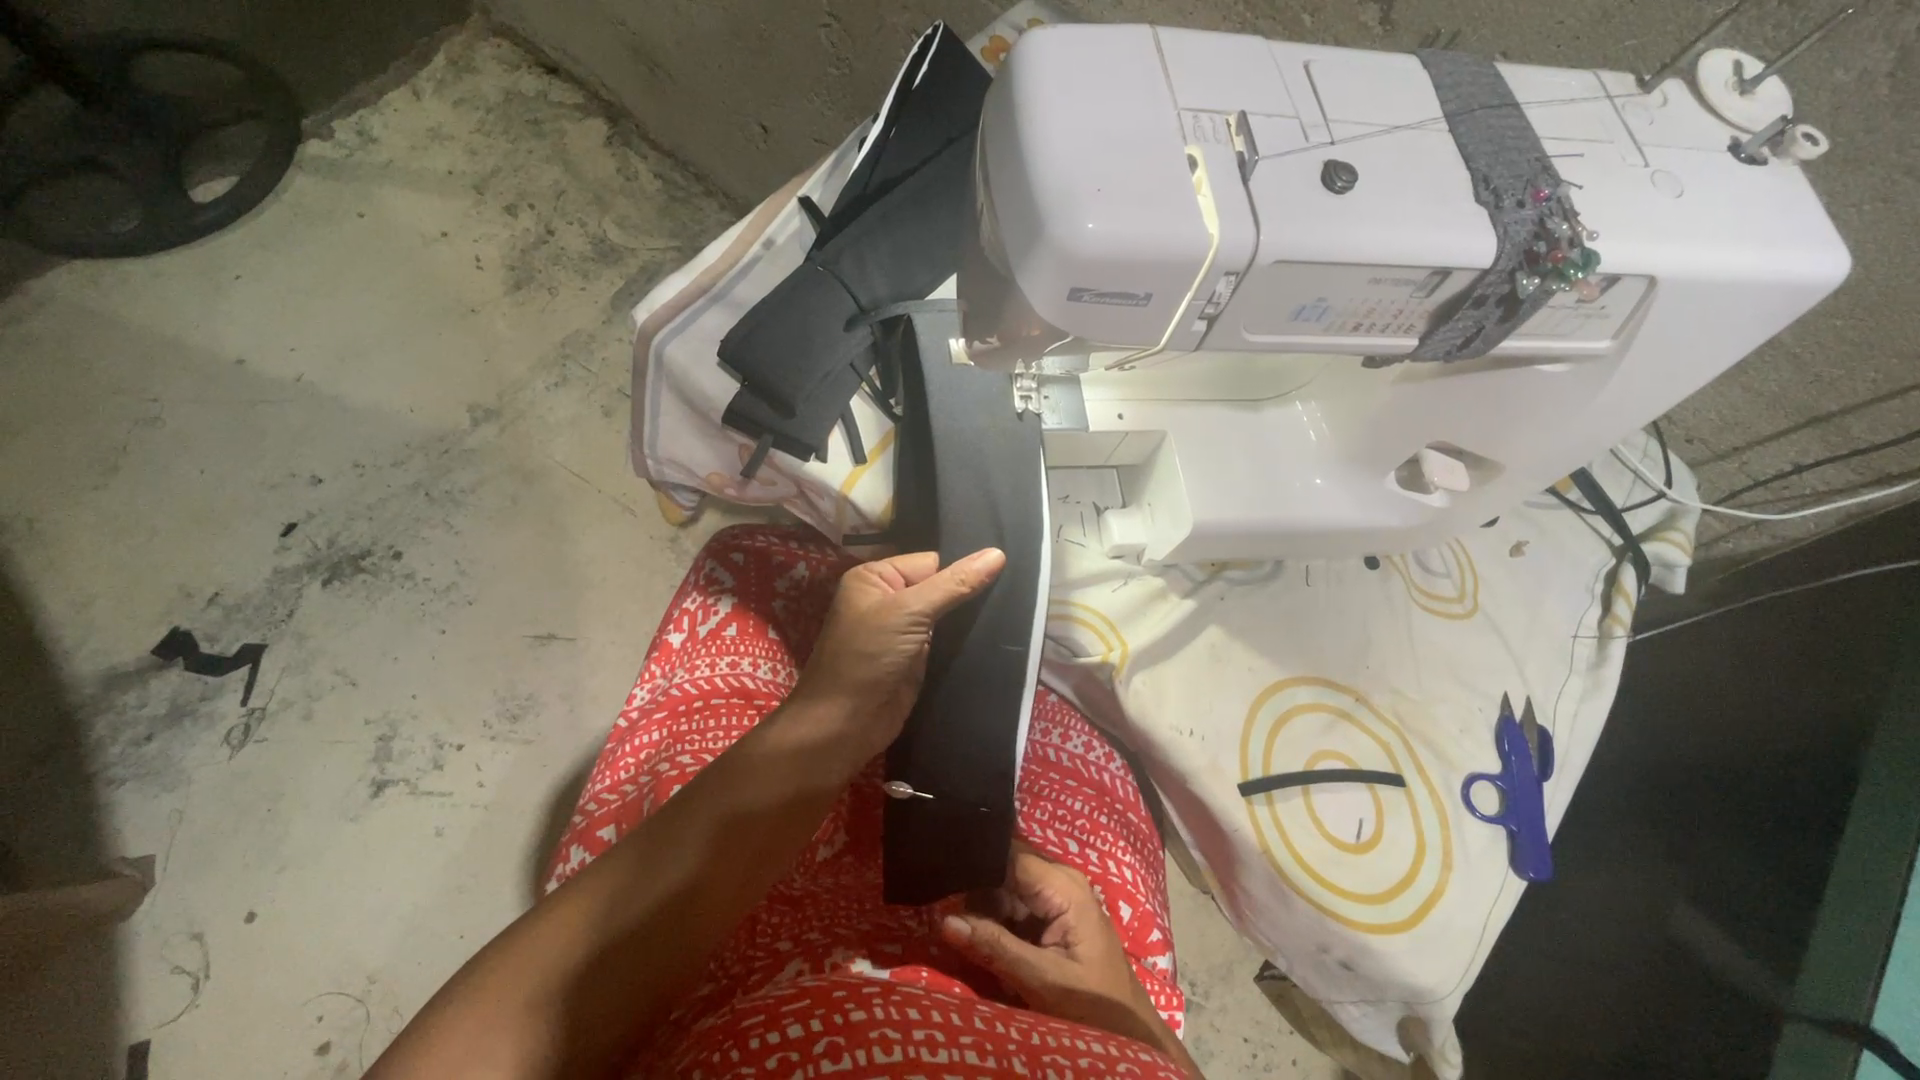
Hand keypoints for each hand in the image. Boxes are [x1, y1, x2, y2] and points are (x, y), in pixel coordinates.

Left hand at [787, 547, 1005, 758]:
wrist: (843, 726)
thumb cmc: (867, 658)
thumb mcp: (909, 612)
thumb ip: (954, 584)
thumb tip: (998, 553)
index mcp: (876, 577)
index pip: (932, 561)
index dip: (961, 569)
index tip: (1004, 572)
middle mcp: (889, 600)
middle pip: (942, 586)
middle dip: (970, 594)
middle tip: (1015, 594)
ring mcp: (904, 632)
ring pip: (949, 616)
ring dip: (972, 620)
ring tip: (1013, 615)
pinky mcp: (918, 660)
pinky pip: (949, 642)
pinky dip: (967, 642)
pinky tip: (998, 638)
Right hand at [940, 842, 1195, 1073]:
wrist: (1129, 1030)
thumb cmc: (1094, 1004)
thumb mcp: (1043, 980)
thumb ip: (995, 948)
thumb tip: (944, 920)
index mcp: (1063, 885)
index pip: (1007, 853)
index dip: (974, 862)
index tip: (941, 877)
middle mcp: (1059, 879)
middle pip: (1002, 866)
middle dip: (973, 886)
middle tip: (941, 906)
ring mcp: (1055, 895)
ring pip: (1003, 886)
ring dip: (979, 907)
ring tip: (951, 923)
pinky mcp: (1050, 913)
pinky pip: (1012, 904)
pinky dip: (992, 919)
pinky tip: (972, 933)